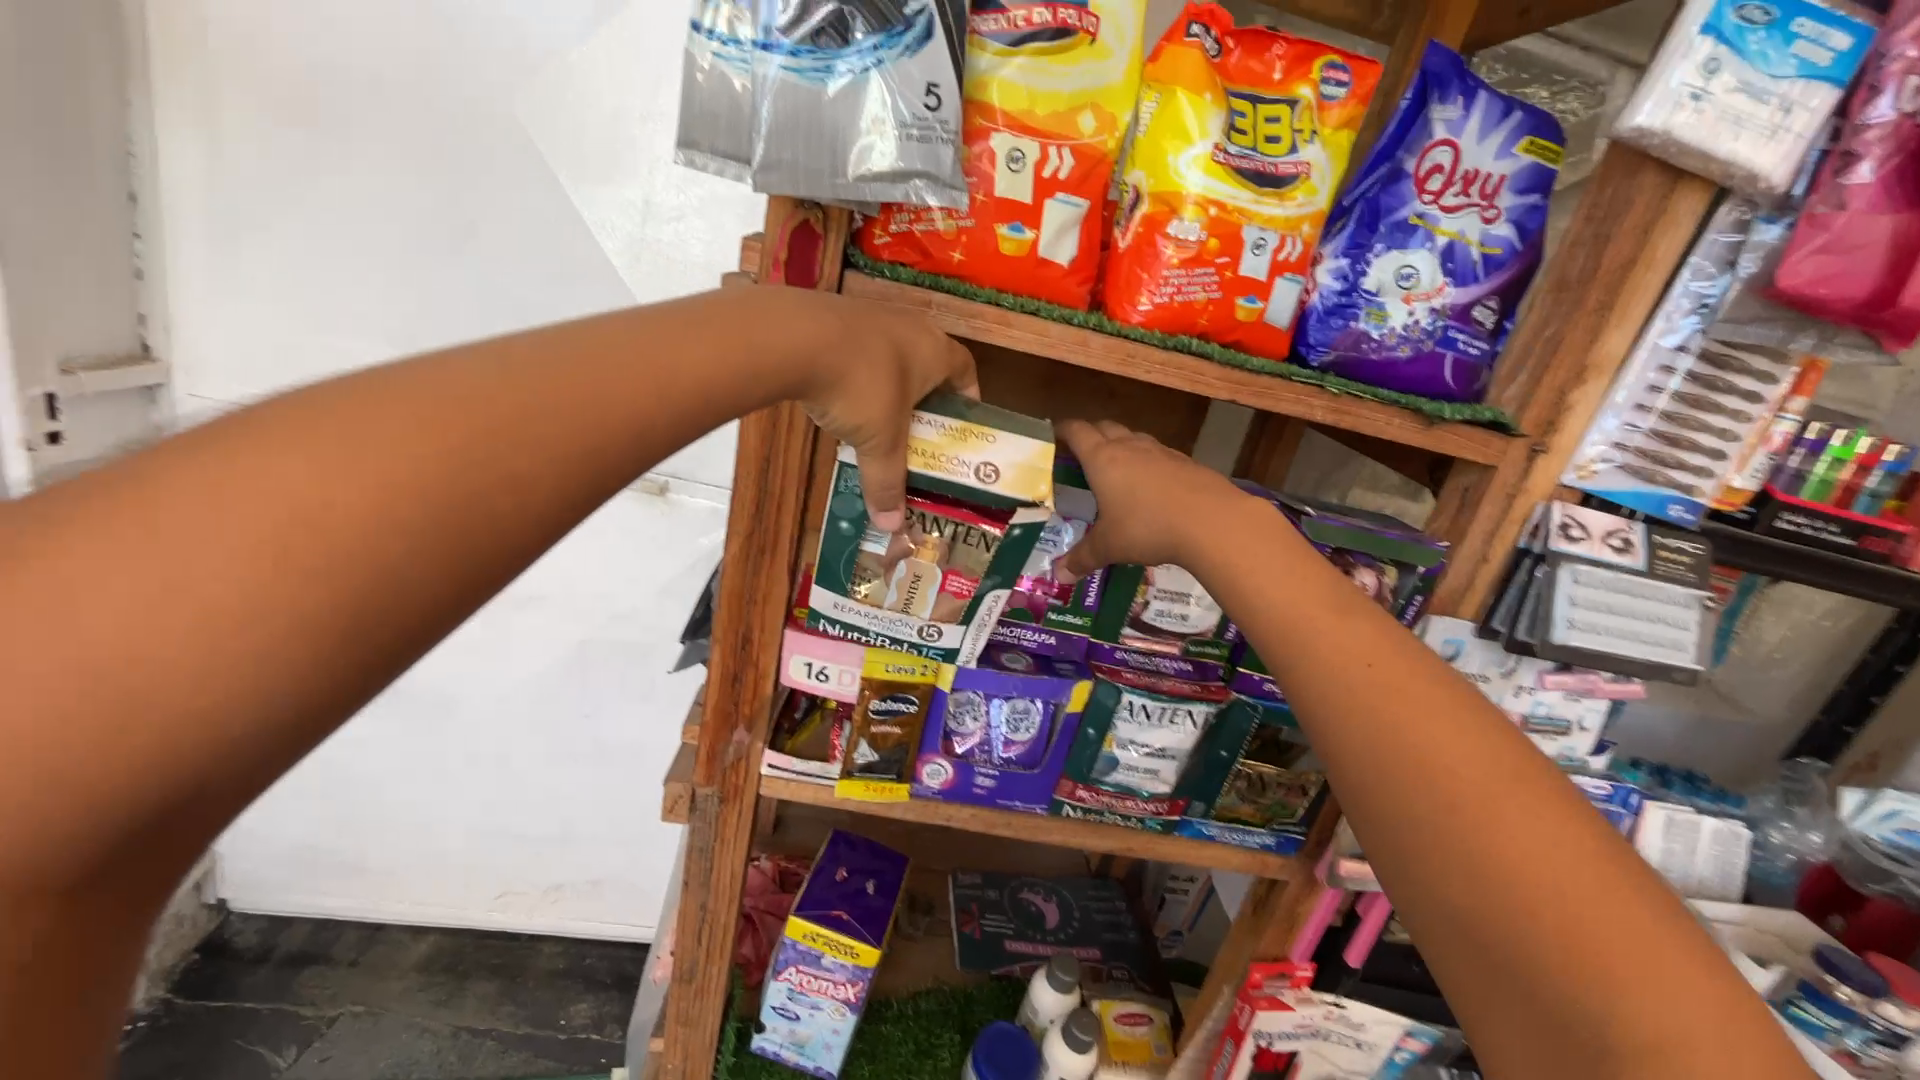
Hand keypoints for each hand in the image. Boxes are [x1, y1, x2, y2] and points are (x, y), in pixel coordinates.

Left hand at [778, 291, 979, 533]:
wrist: (793, 337)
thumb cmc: (860, 386)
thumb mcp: (879, 442)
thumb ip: (888, 482)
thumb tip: (892, 526)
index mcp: (936, 350)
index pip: (965, 370)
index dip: (967, 397)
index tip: (961, 425)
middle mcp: (909, 326)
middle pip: (927, 363)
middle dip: (924, 398)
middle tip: (918, 432)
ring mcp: (869, 316)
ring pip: (889, 355)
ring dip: (887, 385)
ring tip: (877, 421)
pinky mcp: (832, 316)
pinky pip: (855, 350)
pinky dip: (854, 374)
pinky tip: (839, 398)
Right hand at [1055, 419, 1251, 579]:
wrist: (1211, 521)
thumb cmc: (1147, 527)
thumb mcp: (1109, 547)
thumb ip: (1082, 558)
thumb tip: (1059, 576)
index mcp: (1102, 459)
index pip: (1077, 432)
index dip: (1063, 430)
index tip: (1054, 434)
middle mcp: (1130, 447)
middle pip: (1105, 427)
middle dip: (1091, 434)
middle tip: (1081, 452)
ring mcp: (1161, 452)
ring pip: (1134, 438)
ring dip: (1121, 445)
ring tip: (1116, 467)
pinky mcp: (1186, 462)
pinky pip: (1159, 454)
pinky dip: (1148, 462)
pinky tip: (1152, 486)